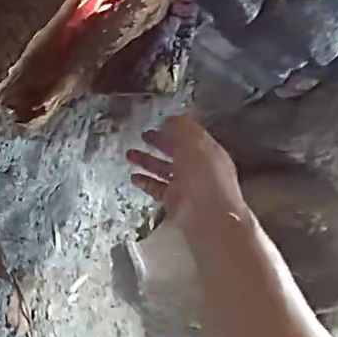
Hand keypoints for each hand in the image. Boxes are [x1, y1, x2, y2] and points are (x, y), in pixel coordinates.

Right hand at [126, 114, 249, 241]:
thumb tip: (171, 118)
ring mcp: (186, 185)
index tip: (157, 121)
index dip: (175, 127)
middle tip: (142, 135)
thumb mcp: (195, 145)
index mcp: (208, 152)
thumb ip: (182, 129)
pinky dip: (145, 181)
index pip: (191, 135)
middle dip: (160, 142)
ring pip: (164, 169)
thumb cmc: (204, 178)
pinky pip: (157, 188)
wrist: (209, 218)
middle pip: (177, 151)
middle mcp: (198, 168)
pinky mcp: (174, 201)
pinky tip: (133, 177)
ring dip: (147, 161)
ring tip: (129, 154)